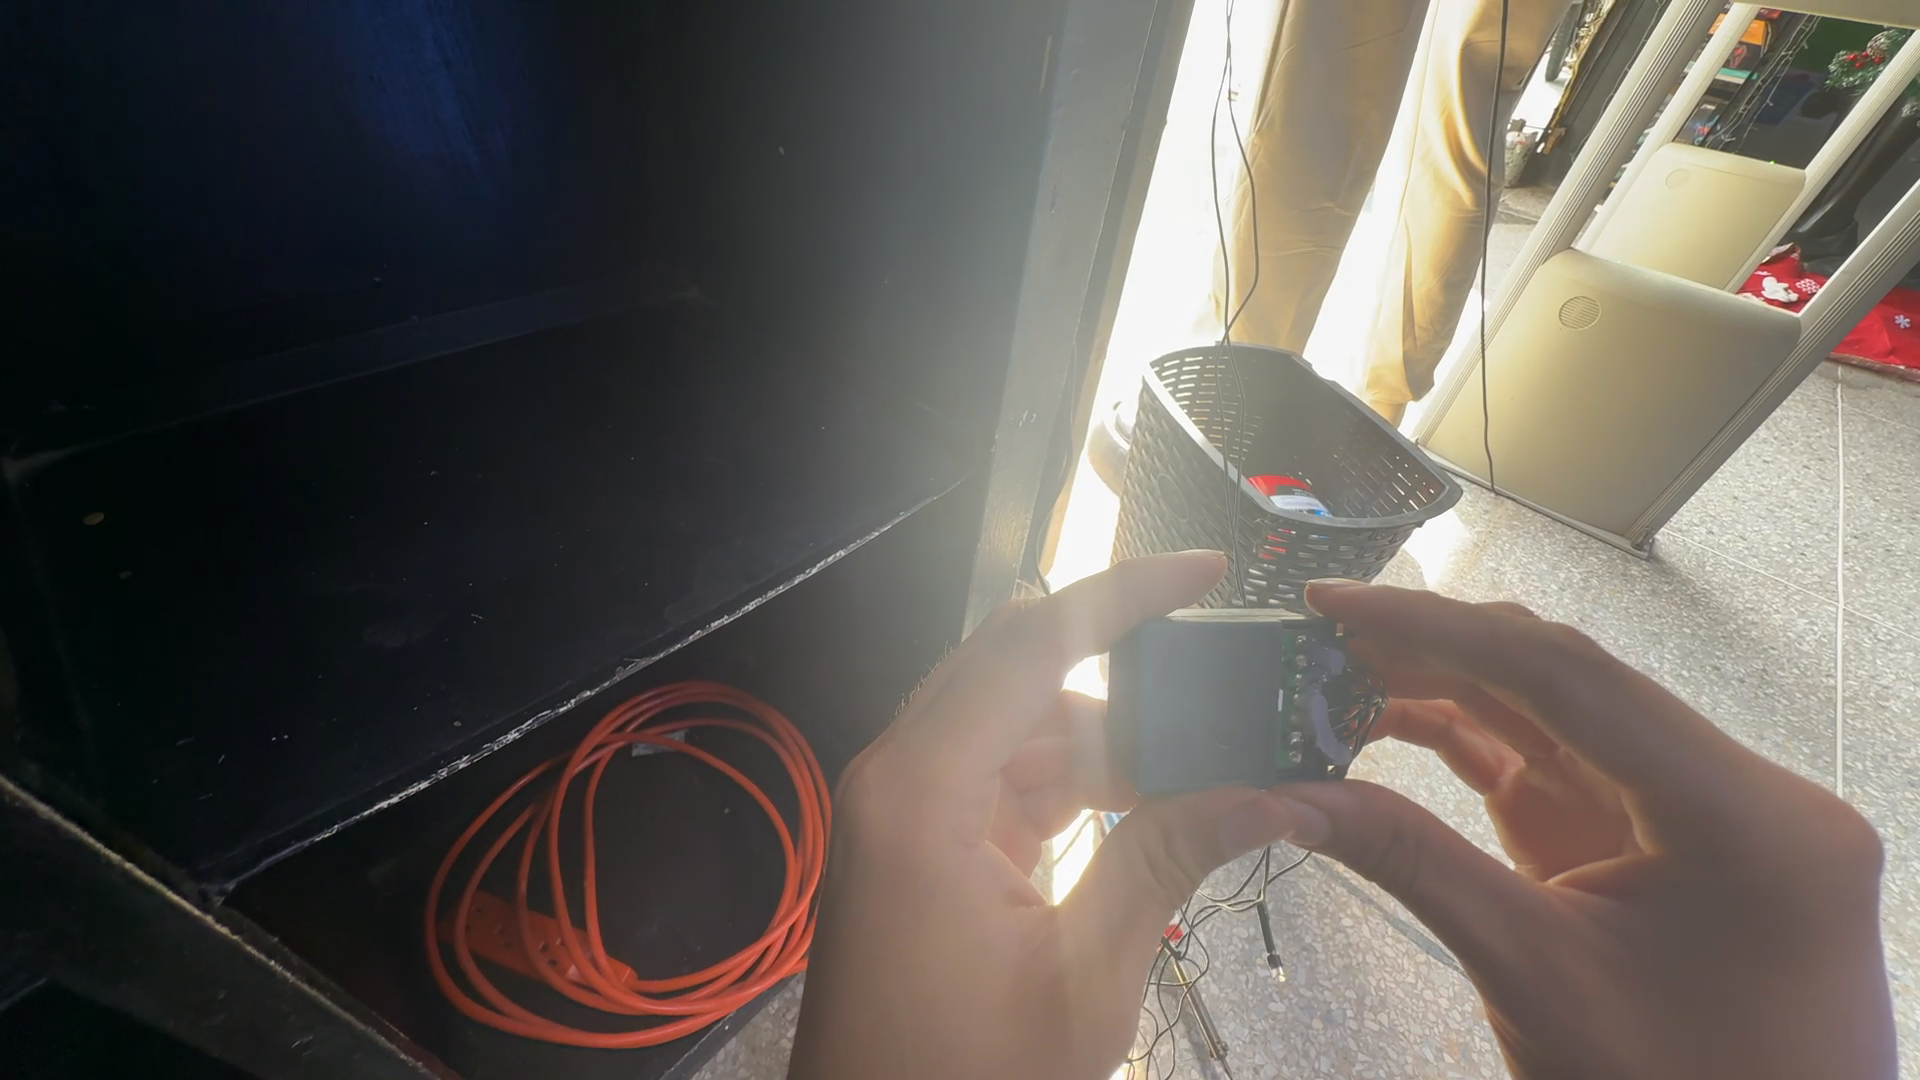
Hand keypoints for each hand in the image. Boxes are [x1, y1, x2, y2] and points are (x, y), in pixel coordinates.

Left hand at [787, 552, 1312, 1079]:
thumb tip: (1269, 793)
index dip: (1122, 595)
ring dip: (1103, 739)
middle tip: (1213, 689)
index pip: (1031, 642)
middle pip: (1021, 669)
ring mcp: (907, 796)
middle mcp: (901, 767)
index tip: (1201, 571)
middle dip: (1123, 673)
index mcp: (921, 785)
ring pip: (1019, 720)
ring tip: (1191, 771)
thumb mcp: (1083, 977)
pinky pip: (1006, 770)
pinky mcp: (922, 827)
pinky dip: (1071, 779)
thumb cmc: (962, 1079)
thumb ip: (1167, 863)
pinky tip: (1136, 805)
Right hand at [1284, 581, 1895, 1079]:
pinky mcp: (1623, 818)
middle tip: (1319, 635)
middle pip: (1547, 673)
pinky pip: (1526, 746)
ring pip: (1531, 700)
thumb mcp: (1532, 974)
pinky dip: (1446, 727)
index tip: (1330, 601)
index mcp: (1739, 814)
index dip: (1433, 625)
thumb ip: (1408, 860)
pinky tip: (1378, 720)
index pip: (1561, 673)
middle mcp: (1719, 784)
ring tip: (1334, 674)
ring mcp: (1669, 797)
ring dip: (1429, 680)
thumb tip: (1289, 798)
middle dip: (1424, 644)